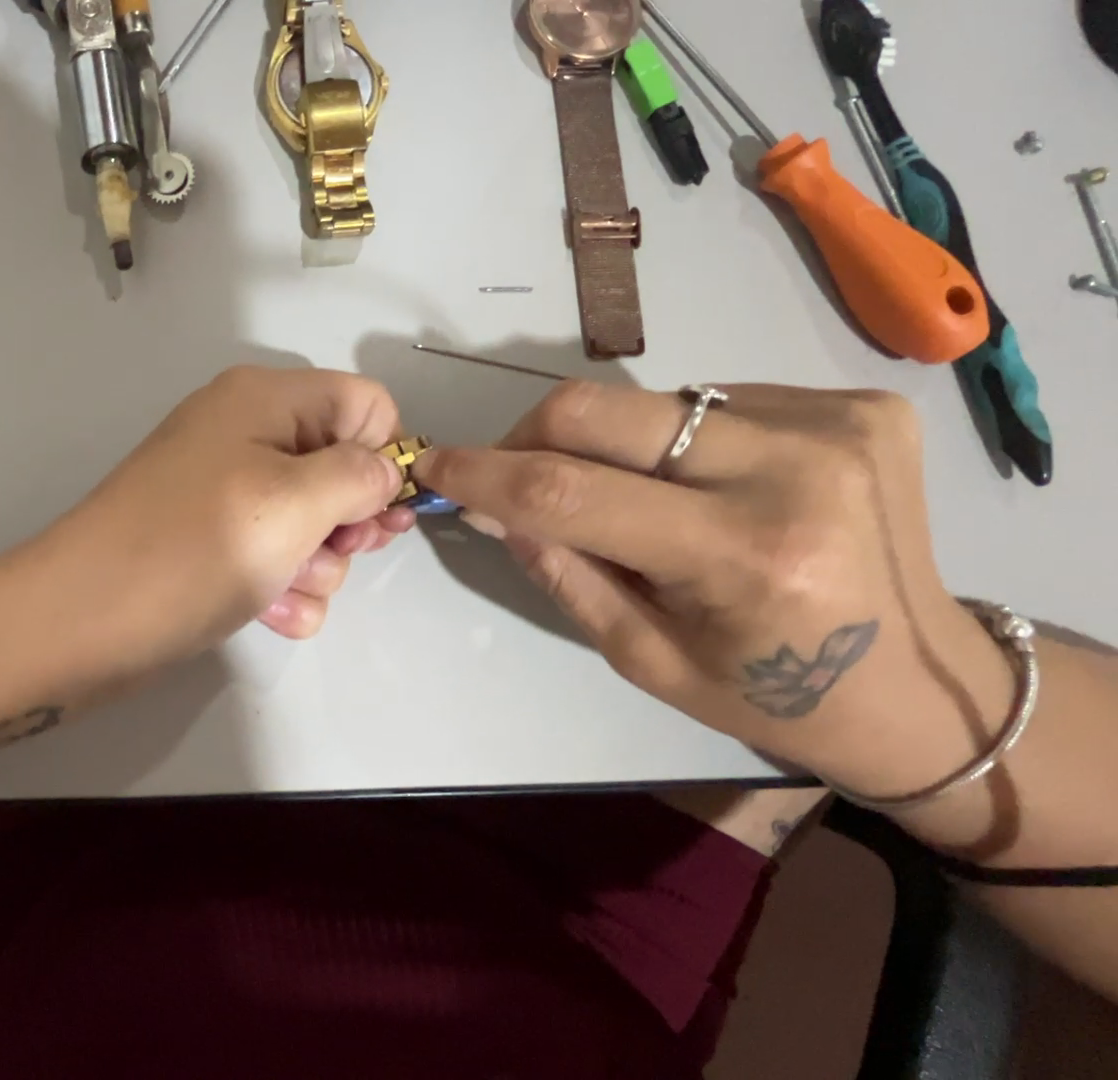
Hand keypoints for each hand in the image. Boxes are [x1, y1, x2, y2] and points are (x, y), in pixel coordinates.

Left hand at [36, 366, 412, 677]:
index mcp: (263, 402)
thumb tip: (383, 470)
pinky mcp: (211, 549)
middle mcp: (244, 439)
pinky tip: (272, 615)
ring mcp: (225, 497)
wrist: (86, 621)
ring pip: (310, 525)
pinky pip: (273, 561)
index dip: (383, 453)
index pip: (362, 404)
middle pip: (339, 467)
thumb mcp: (293, 501)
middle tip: (335, 552)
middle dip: (349, 521)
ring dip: (316, 566)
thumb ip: (358, 476)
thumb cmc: (196, 548)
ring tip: (285, 588)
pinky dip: (284, 590)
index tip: (379, 511)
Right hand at [415, 381, 1014, 797]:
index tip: (433, 465)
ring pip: (649, 401)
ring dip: (605, 443)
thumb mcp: (642, 656)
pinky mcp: (856, 404)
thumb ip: (560, 570)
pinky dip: (670, 439)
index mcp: (743, 555)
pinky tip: (696, 485)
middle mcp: (795, 468)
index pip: (569, 489)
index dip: (484, 472)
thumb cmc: (768, 693)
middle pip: (601, 411)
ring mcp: (835, 424)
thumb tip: (491, 503)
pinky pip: (707, 400)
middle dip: (528, 437)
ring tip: (620, 497)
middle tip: (508, 475)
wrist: (924, 683)